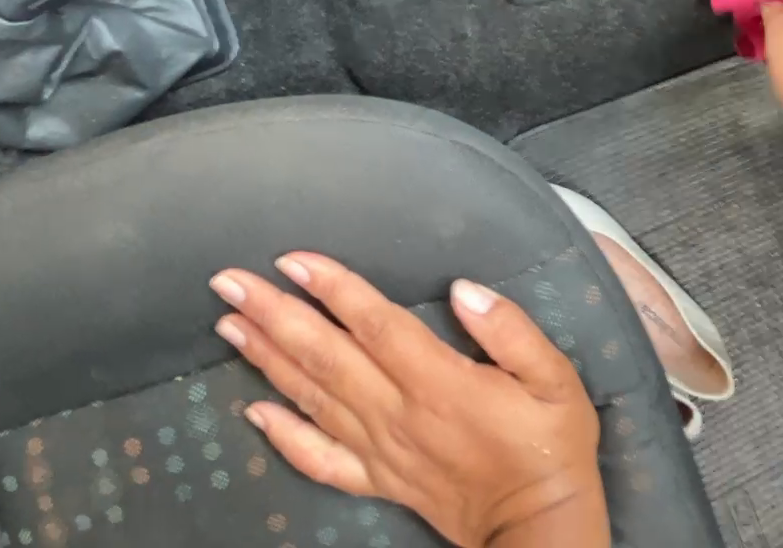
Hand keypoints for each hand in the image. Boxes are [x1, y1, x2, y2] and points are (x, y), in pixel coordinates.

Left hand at [210, 254, 608, 547]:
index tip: (292, 262)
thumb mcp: (553, 376)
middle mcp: (397, 413)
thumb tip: (463, 290)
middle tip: (229, 284)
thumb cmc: (549, 442)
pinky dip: (282, 435)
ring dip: (267, 360)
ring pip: (312, 398)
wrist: (538, 527)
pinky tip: (255, 412)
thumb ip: (510, 328)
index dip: (333, 289)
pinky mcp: (378, 479)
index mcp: (437, 382)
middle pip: (325, 356)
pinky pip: (319, 459)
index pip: (374, 323)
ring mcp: (380, 450)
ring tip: (229, 326)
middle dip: (274, 315)